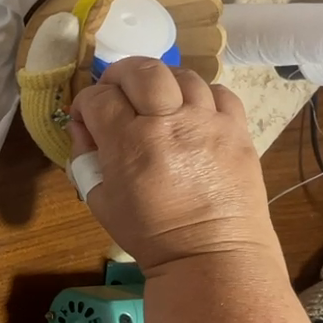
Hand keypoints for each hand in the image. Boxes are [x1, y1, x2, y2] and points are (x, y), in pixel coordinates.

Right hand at [68, 59, 278, 271]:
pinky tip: (188, 111)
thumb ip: (85, 157)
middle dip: (119, 74)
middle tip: (113, 92)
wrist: (209, 251)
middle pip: (143, 71)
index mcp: (129, 142)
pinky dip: (198, 94)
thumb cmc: (147, 230)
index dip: (85, 102)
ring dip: (159, 82)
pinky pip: (218, 92)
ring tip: (152, 101)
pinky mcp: (238, 128)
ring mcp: (209, 122)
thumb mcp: (98, 198)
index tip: (84, 117)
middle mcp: (170, 122)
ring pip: (182, 75)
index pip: (99, 97)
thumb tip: (84, 128)